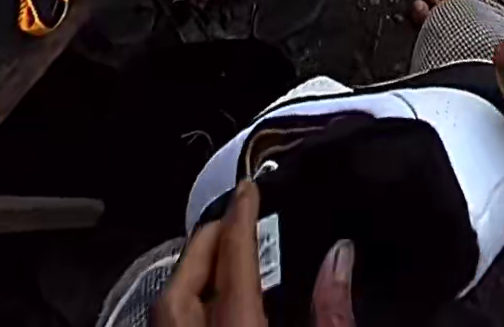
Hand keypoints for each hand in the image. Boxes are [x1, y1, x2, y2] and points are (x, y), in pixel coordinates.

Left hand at [156, 181, 356, 326]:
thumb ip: (332, 313)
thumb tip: (339, 254)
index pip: (232, 268)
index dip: (240, 220)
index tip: (248, 189)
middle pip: (178, 295)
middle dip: (203, 244)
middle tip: (231, 215)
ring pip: (164, 318)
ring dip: (190, 278)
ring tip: (221, 252)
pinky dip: (190, 308)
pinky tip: (214, 304)